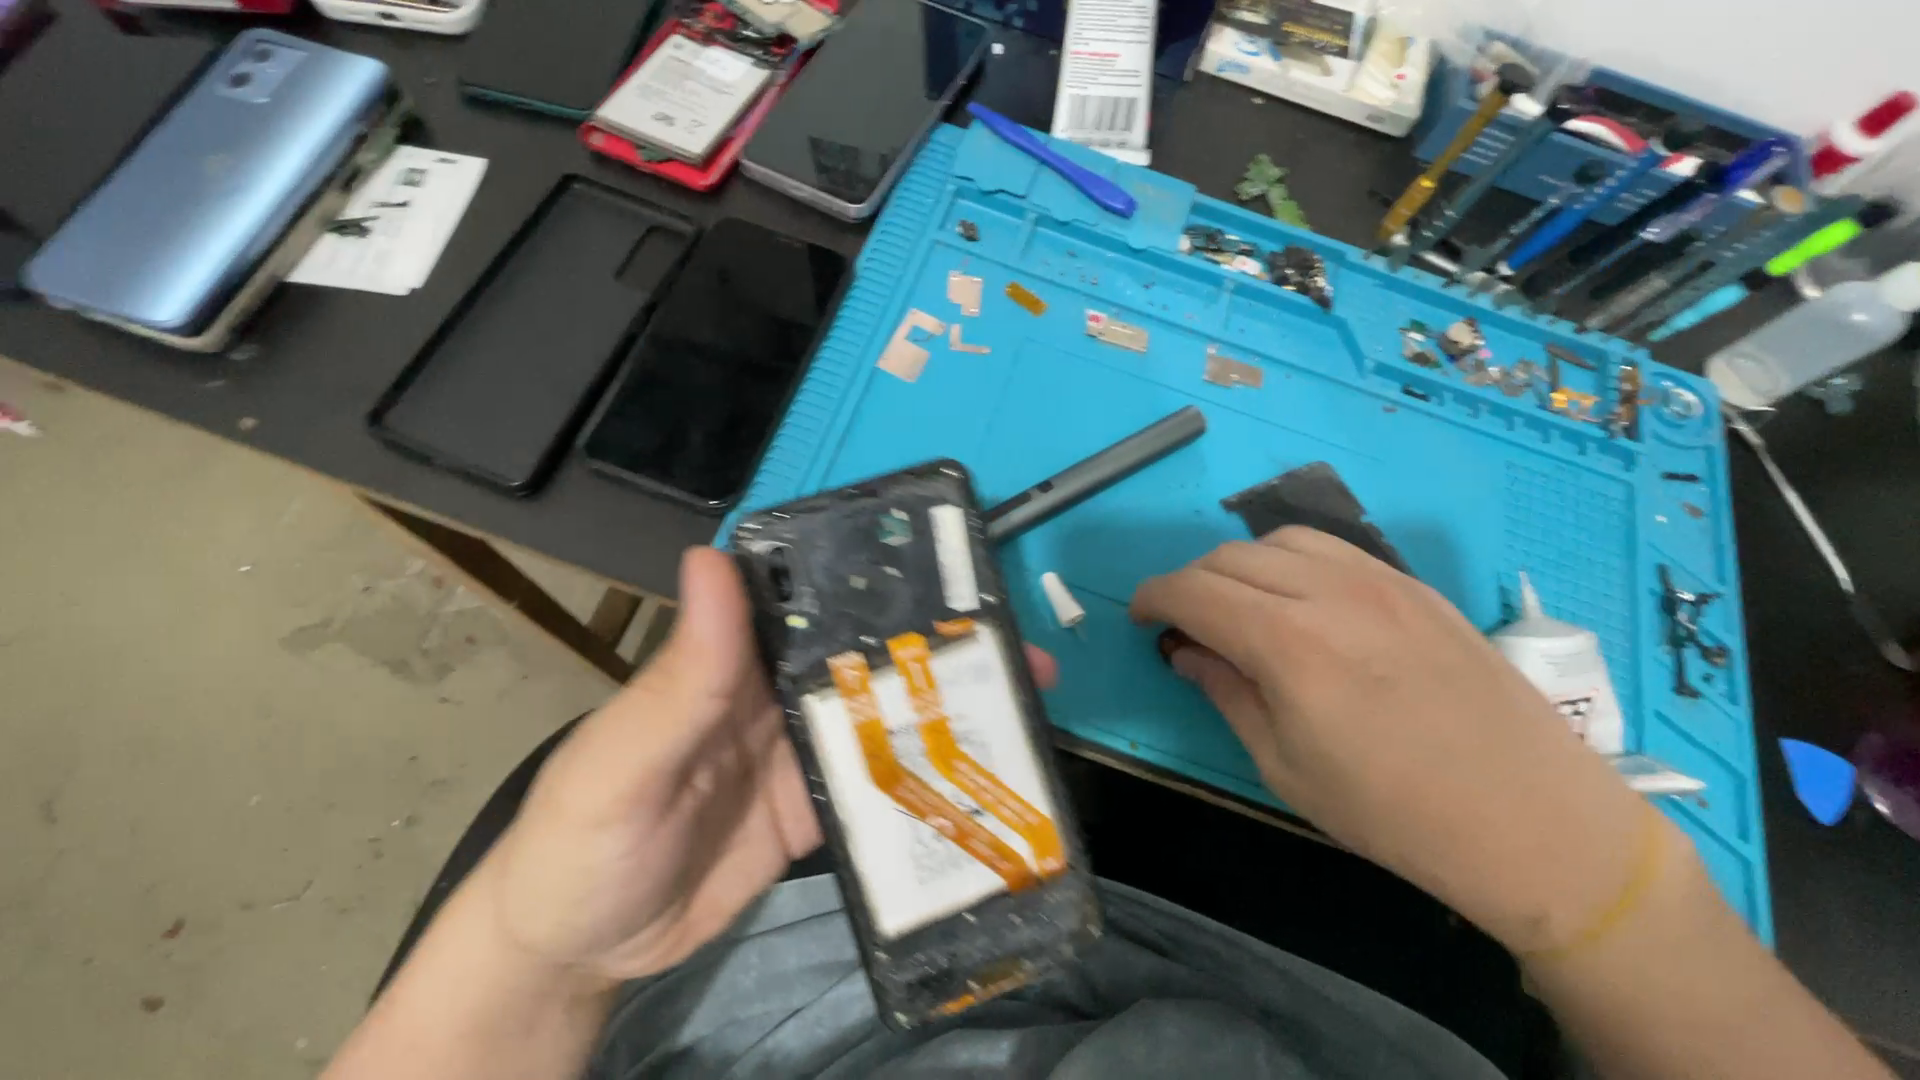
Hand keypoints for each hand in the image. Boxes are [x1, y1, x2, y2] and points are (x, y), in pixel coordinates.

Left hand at [478, 547, 1059, 983]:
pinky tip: (979, 771)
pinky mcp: (816, 810)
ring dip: (945, 705)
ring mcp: (800, 753)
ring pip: (884, 715)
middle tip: (1012, 638)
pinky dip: (927, 777)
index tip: (944, 562)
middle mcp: (774, 694)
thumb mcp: (624, 760)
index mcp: (732, 661)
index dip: (871, 574)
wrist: (582, 951)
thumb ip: (681, 676)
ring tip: (1020, 695)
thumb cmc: (580, 840)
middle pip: (864, 655)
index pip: (807, 598)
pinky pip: (880, 785)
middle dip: (935, 642)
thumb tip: (711, 559)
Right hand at [1131, 527, 1664, 952]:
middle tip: (1184, 624)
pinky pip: (1333, 549)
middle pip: (1228, 557)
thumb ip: (1226, 694)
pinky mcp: (1415, 587)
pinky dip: (1292, 562)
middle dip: (1189, 583)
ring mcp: (1379, 581)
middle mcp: (1329, 592)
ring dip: (1240, 564)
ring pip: (1280, 540)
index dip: (1152, 598)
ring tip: (1239, 606)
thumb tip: (1186, 652)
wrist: (1529, 819)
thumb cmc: (1392, 812)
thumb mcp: (1284, 767)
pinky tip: (1299, 600)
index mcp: (1287, 643)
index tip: (1140, 619)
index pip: (1192, 591)